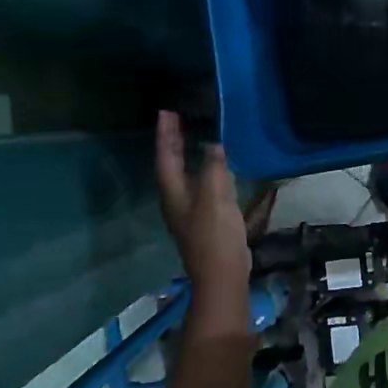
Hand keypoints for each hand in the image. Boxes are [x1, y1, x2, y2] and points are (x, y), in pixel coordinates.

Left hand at [154, 112, 250, 319]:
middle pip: (172, 164)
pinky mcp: (205, 219)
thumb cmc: (214, 235)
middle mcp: (177, 199)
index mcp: (174, 192)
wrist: (222, 276)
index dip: (166, 134)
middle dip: (174, 141)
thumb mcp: (215, 196)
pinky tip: (217, 166)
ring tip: (195, 134)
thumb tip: (213, 144)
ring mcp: (190, 211)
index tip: (166, 111)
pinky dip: (204, 169)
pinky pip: (200, 184)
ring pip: (185, 174)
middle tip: (178, 117)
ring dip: (187, 154)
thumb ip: (213, 167)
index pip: (166, 156)